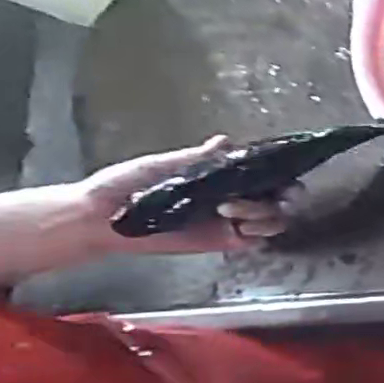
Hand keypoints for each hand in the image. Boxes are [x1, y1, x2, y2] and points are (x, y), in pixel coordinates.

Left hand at [78, 137, 288, 254]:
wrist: (98, 218)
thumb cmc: (124, 186)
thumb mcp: (162, 164)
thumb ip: (196, 158)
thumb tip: (225, 141)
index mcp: (226, 176)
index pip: (270, 174)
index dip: (285, 176)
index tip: (282, 176)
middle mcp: (236, 197)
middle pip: (283, 198)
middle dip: (284, 197)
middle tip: (269, 197)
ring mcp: (232, 221)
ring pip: (275, 219)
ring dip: (264, 214)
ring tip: (231, 211)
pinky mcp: (224, 242)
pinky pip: (258, 241)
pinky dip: (258, 233)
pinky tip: (237, 226)